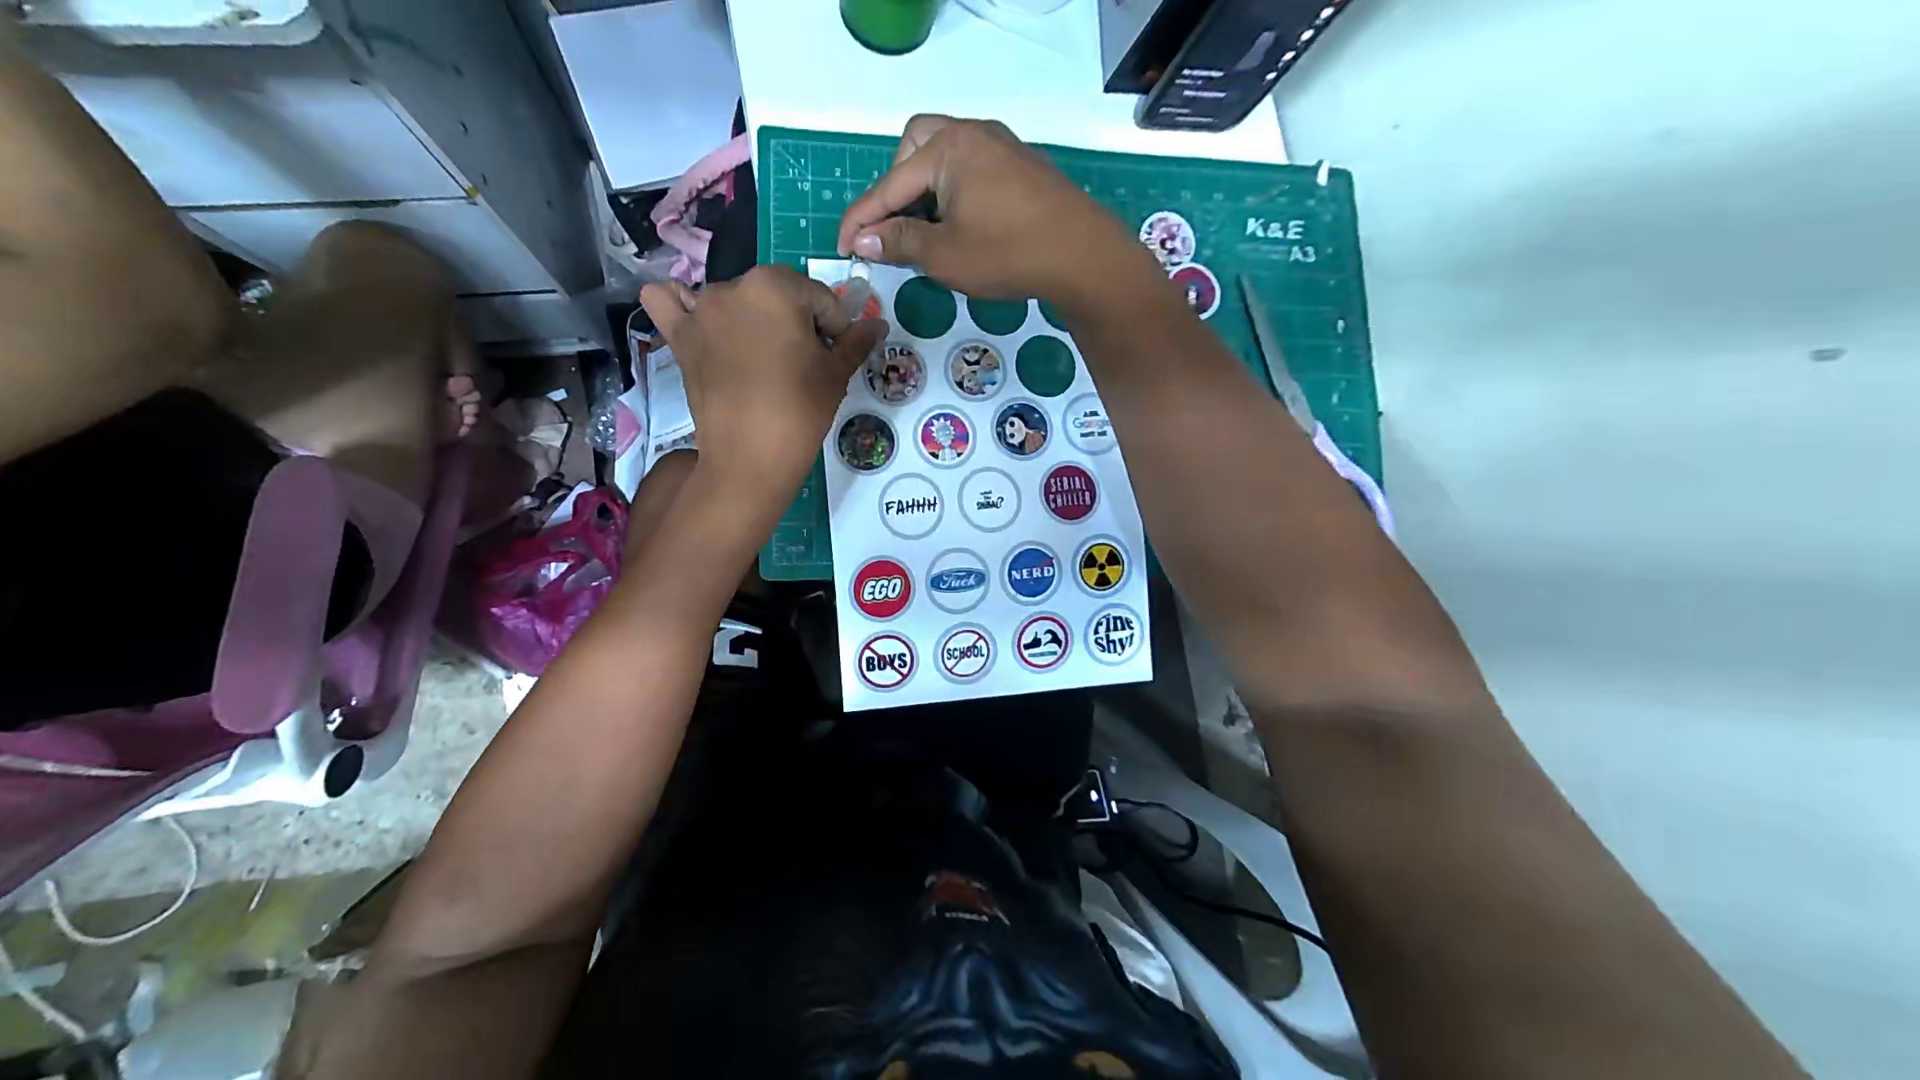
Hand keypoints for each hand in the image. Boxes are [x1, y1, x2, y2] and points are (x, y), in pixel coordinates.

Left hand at [640, 267, 884, 516]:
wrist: (750, 457)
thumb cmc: (799, 410)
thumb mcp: (835, 374)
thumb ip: (855, 342)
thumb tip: (878, 325)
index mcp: (777, 287)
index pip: (820, 298)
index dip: (835, 328)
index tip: (836, 356)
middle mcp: (733, 286)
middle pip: (778, 294)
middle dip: (796, 320)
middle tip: (803, 362)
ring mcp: (700, 310)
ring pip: (733, 299)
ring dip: (750, 316)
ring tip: (761, 356)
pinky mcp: (679, 337)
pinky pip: (669, 303)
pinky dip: (681, 305)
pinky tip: (699, 321)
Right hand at [837, 116, 1158, 306]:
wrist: (1083, 256)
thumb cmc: (1008, 255)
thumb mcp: (945, 256)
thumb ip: (899, 243)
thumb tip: (864, 239)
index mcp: (948, 148)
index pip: (889, 184)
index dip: (862, 219)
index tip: (844, 247)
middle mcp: (973, 133)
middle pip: (914, 145)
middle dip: (896, 186)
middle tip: (896, 228)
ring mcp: (1002, 146)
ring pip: (945, 153)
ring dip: (925, 187)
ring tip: (927, 230)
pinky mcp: (1022, 165)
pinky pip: (972, 166)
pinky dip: (954, 190)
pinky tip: (961, 224)